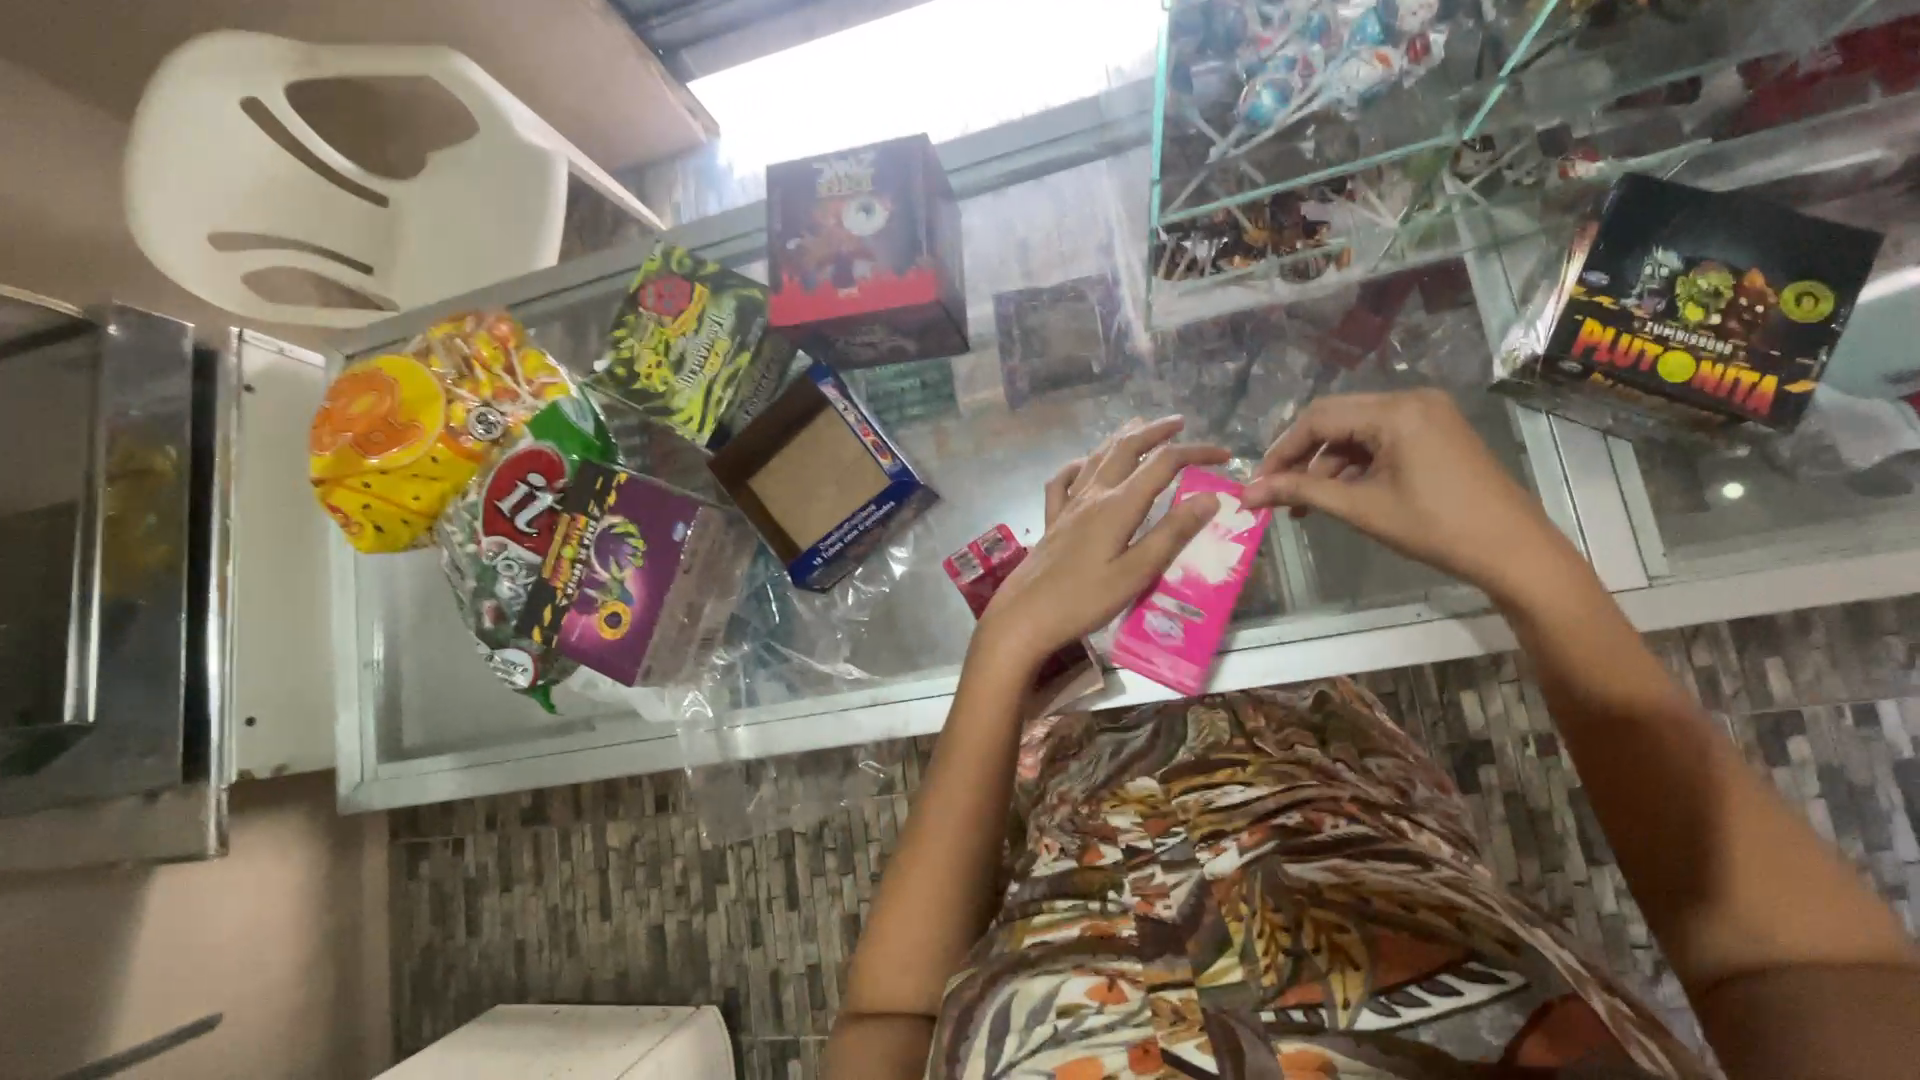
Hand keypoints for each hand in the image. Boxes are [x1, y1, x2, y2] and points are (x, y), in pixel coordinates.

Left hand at [976, 416, 1228, 670]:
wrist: (1023, 616)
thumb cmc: (1083, 600)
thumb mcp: (1136, 573)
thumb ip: (1172, 534)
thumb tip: (1209, 496)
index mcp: (1118, 506)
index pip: (1163, 464)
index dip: (1196, 453)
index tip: (1225, 455)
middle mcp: (1092, 496)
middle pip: (1126, 449)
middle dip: (1155, 431)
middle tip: (1180, 423)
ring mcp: (1068, 506)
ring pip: (1095, 458)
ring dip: (1121, 438)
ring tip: (1138, 426)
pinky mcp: (1052, 522)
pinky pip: (1062, 481)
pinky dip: (1077, 465)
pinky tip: (1081, 465)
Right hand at [1241, 390, 1583, 604]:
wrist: (1512, 549)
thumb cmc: (1435, 528)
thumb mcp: (1361, 508)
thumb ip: (1301, 493)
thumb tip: (1248, 493)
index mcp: (1396, 411)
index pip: (1318, 418)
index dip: (1281, 451)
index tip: (1258, 484)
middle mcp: (1411, 400)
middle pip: (1335, 418)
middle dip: (1301, 457)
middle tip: (1277, 493)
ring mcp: (1428, 414)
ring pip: (1355, 431)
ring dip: (1327, 465)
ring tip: (1308, 505)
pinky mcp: (1436, 431)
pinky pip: (1380, 439)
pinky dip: (1355, 465)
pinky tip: (1342, 495)